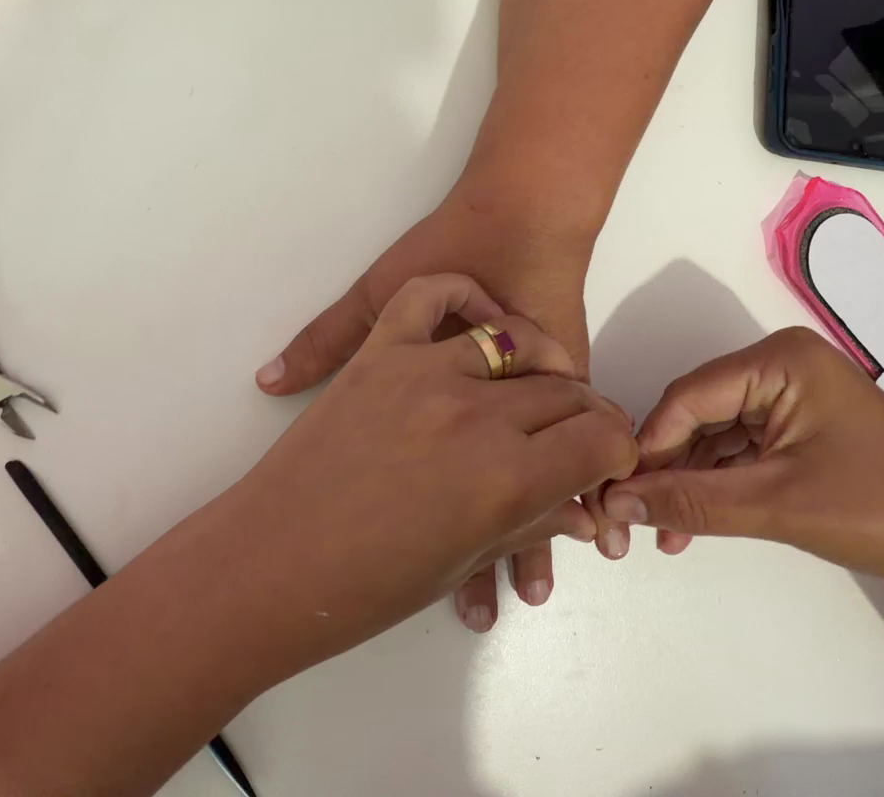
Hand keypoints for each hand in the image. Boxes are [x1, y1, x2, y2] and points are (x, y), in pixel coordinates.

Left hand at [206, 275, 635, 662]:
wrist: (267, 562)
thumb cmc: (365, 587)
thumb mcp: (461, 561)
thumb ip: (531, 522)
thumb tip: (583, 512)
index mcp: (505, 478)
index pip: (601, 441)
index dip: (616, 452)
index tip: (607, 465)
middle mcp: (476, 415)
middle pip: (566, 393)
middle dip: (587, 418)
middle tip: (579, 441)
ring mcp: (425, 373)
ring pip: (517, 344)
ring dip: (543, 363)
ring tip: (541, 389)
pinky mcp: (380, 351)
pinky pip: (431, 299)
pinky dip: (462, 297)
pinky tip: (480, 319)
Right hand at [599, 327, 883, 586]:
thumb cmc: (880, 510)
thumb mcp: (776, 504)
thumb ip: (690, 500)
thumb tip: (615, 504)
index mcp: (780, 360)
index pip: (689, 396)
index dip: (647, 445)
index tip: (613, 492)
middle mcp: (781, 368)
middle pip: (697, 414)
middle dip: (665, 468)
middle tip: (630, 518)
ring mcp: (791, 400)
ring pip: (713, 437)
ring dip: (686, 483)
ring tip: (658, 534)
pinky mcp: (798, 431)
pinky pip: (738, 452)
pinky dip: (714, 487)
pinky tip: (688, 527)